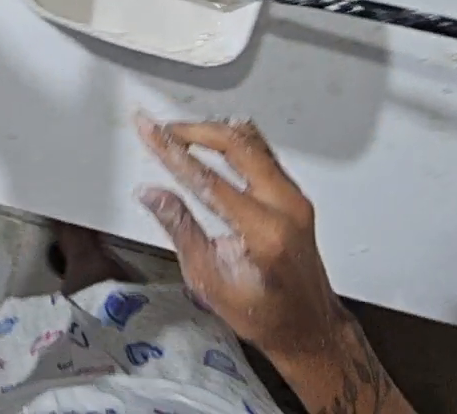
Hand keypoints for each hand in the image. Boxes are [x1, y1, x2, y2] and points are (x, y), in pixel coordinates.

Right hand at [135, 114, 344, 358]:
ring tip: (180, 133)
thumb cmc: (263, 314)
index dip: (171, 150)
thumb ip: (180, 230)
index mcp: (265, 233)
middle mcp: (286, 207)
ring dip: (211, 131)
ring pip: (251, 140)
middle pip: (235, 144)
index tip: (148, 129)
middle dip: (192, 130)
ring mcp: (295, 196)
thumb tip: (151, 193)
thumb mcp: (209, 281)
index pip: (208, 179)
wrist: (309, 327)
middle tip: (162, 128)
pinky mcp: (295, 192)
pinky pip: (262, 150)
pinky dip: (231, 139)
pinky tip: (211, 139)